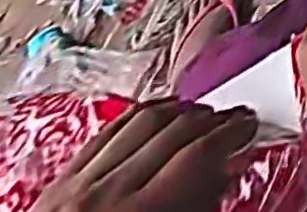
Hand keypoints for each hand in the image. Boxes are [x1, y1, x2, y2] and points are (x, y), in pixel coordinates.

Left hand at [29, 100, 256, 211]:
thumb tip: (221, 180)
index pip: (194, 158)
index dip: (230, 135)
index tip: (249, 127)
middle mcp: (104, 195)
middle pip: (172, 131)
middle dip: (212, 119)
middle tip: (235, 119)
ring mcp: (76, 186)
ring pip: (142, 122)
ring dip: (180, 111)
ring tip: (203, 114)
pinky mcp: (56, 185)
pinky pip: (108, 132)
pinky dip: (140, 116)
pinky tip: (157, 115)